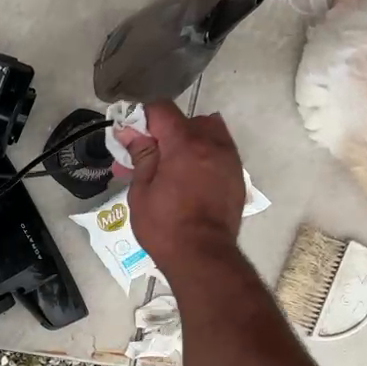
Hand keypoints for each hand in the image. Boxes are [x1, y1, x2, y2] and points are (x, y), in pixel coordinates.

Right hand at [110, 100, 247, 277]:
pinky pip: (218, 151)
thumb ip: (141, 156)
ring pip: (207, 132)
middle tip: (145, 157)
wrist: (202, 254)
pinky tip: (187, 179)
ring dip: (186, 141)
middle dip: (163, 132)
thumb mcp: (141, 191)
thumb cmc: (164, 225)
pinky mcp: (236, 174)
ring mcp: (229, 157)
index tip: (129, 136)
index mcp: (184, 144)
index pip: (162, 110)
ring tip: (169, 166)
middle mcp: (212, 143)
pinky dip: (201, 155)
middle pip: (186, 120)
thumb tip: (131, 132)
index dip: (142, 118)